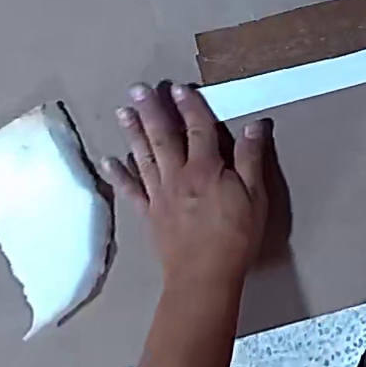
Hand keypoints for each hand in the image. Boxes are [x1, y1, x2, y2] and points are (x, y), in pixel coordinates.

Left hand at [101, 83, 270, 292]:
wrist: (204, 279)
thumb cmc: (235, 237)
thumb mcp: (255, 196)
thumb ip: (251, 158)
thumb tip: (254, 125)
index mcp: (206, 168)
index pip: (198, 128)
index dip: (190, 106)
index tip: (179, 87)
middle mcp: (178, 175)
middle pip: (164, 136)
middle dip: (152, 110)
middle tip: (138, 89)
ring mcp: (160, 194)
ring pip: (144, 156)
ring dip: (133, 132)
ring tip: (123, 111)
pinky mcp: (149, 214)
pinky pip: (132, 190)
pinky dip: (119, 174)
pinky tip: (110, 160)